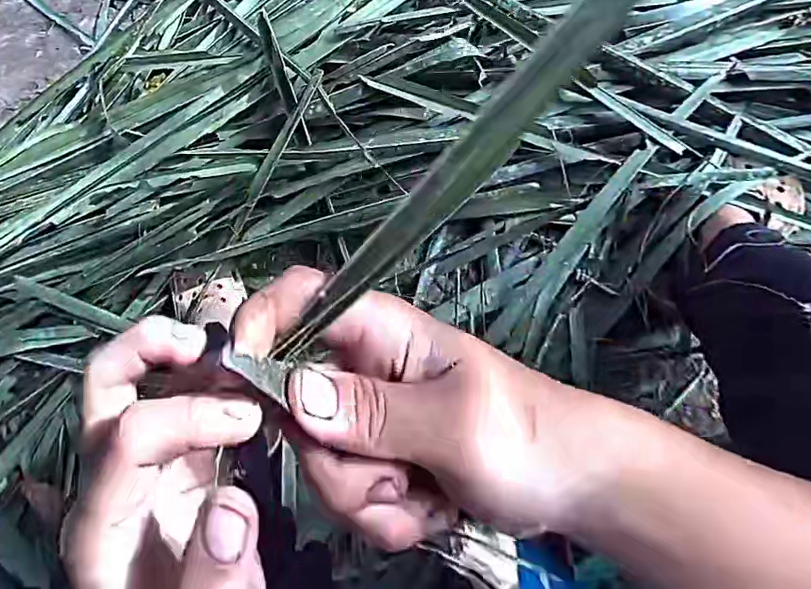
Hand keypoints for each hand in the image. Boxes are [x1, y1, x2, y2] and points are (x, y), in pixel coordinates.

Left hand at [64, 316, 269, 588]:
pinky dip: (210, 370)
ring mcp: (136, 464)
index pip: (129, 434)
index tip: (249, 421)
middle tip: (207, 345)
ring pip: (137, 374)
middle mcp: (106, 481)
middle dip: (152, 345)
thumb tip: (228, 508)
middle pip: (105, 381)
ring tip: (234, 354)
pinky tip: (243, 375)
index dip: (192, 415)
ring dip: (183, 348)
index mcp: (98, 525)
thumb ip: (213, 577)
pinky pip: (181, 393)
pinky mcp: (170, 458)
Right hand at [231, 267, 604, 549]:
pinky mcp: (370, 453)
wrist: (568, 483)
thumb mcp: (454, 422)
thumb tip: (293, 393)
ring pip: (315, 457)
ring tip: (426, 492)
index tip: (242, 371)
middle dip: (336, 458)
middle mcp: (359, 362)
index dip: (261, 318)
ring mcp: (362, 412)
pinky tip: (427, 507)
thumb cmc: (525, 431)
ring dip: (367, 494)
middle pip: (293, 398)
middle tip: (395, 473)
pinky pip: (340, 491)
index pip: (302, 296)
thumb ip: (375, 411)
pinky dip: (380, 514)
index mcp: (379, 326)